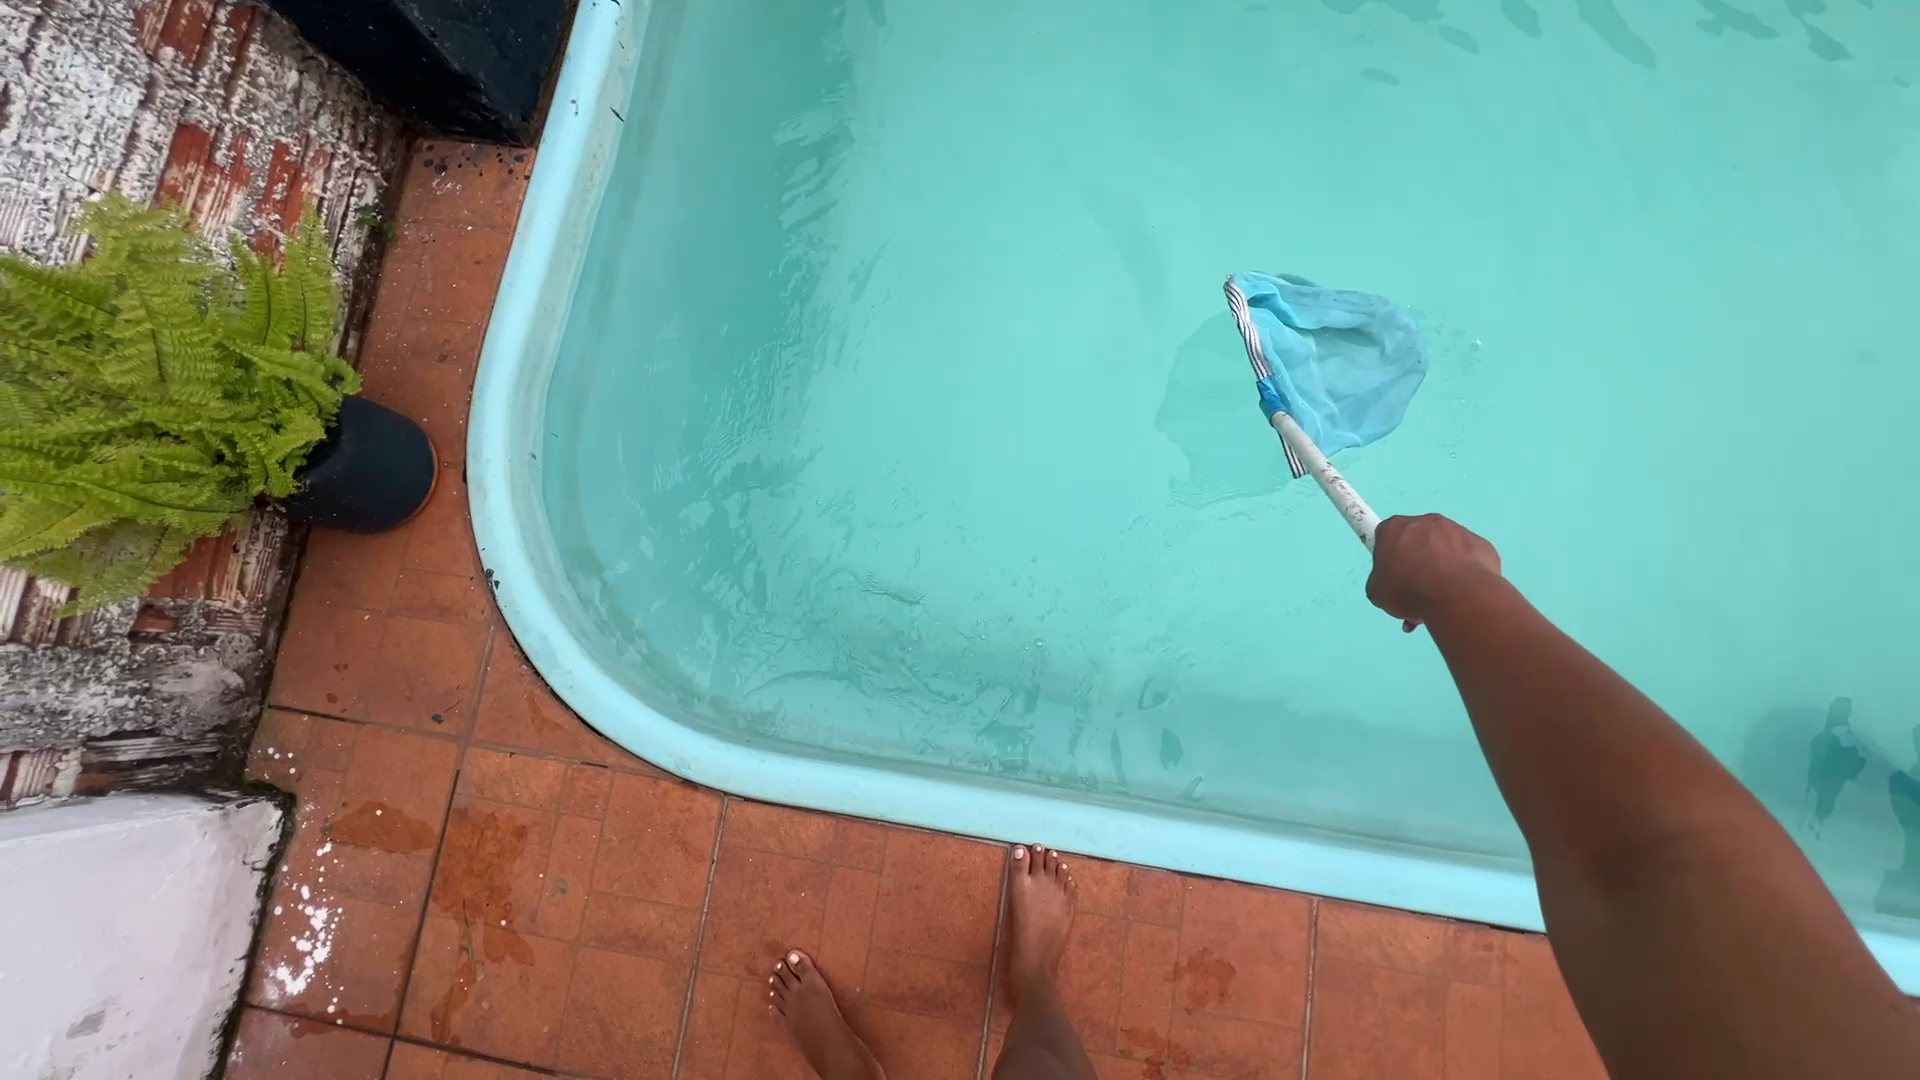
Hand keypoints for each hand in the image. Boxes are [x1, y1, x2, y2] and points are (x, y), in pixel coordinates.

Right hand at [1367, 515, 1503, 630]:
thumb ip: (1382, 578)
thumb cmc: (1409, 590)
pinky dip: (1464, 571)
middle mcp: (1426, 521)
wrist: (1458, 597)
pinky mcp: (1482, 544)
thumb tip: (1394, 583)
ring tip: (1441, 593)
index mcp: (1394, 527)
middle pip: (1417, 538)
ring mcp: (1458, 530)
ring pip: (1445, 546)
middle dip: (1416, 558)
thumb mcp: (1377, 592)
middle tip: (1416, 585)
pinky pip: (1468, 556)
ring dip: (1441, 564)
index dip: (1388, 556)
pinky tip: (1461, 590)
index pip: (1386, 535)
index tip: (1393, 573)